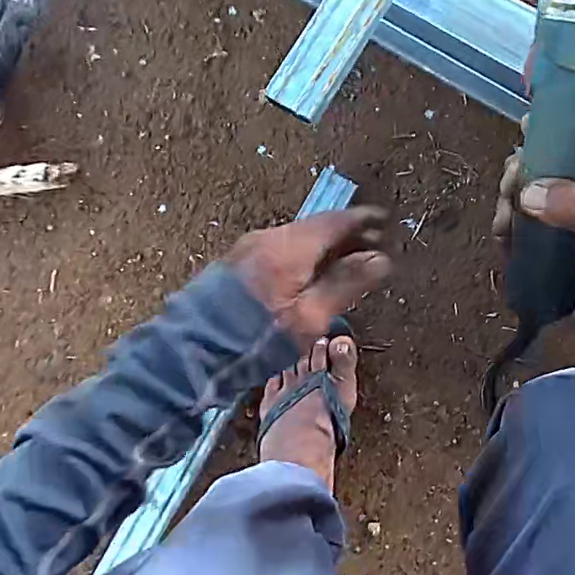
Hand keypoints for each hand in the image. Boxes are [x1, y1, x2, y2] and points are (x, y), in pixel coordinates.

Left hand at [227, 206, 393, 343]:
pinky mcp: (239, 264)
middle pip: (318, 227)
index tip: (385, 223)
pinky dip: (307, 256)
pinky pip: (283, 249)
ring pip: (300, 239)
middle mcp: (269, 237)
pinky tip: (315, 274)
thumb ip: (347, 284)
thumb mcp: (310, 316)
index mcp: (290, 245)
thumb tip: (381, 260)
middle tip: (373, 247)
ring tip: (349, 264)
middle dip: (349, 236)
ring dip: (327, 247)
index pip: (337, 221)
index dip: (364, 221)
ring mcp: (250, 249)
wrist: (189, 354)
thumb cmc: (256, 338)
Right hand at [491, 139, 574, 257]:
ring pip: (532, 180)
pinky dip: (511, 214)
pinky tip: (505, 228)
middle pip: (548, 153)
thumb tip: (530, 194)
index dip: (554, 125)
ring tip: (506, 216)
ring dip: (512, 193)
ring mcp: (574, 197)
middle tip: (512, 185)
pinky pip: (527, 207)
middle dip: (522, 168)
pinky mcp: (557, 220)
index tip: (528, 132)